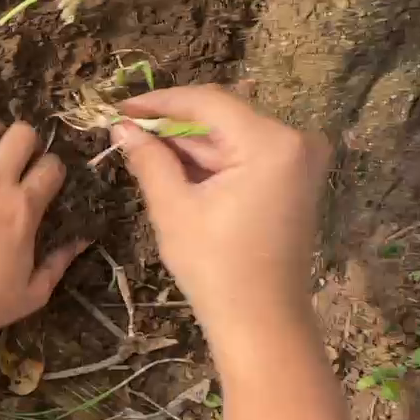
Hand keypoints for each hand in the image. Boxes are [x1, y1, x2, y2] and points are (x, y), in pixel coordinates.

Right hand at [109, 86, 329, 344]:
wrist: (259, 317)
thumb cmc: (213, 267)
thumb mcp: (173, 210)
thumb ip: (149, 161)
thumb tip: (122, 128)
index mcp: (270, 142)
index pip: (208, 103)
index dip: (159, 102)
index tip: (120, 106)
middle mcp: (295, 139)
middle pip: (222, 119)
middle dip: (172, 127)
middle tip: (125, 132)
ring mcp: (299, 160)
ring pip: (231, 139)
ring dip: (188, 147)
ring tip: (141, 154)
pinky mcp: (293, 180)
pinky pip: (244, 158)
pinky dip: (210, 164)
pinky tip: (175, 172)